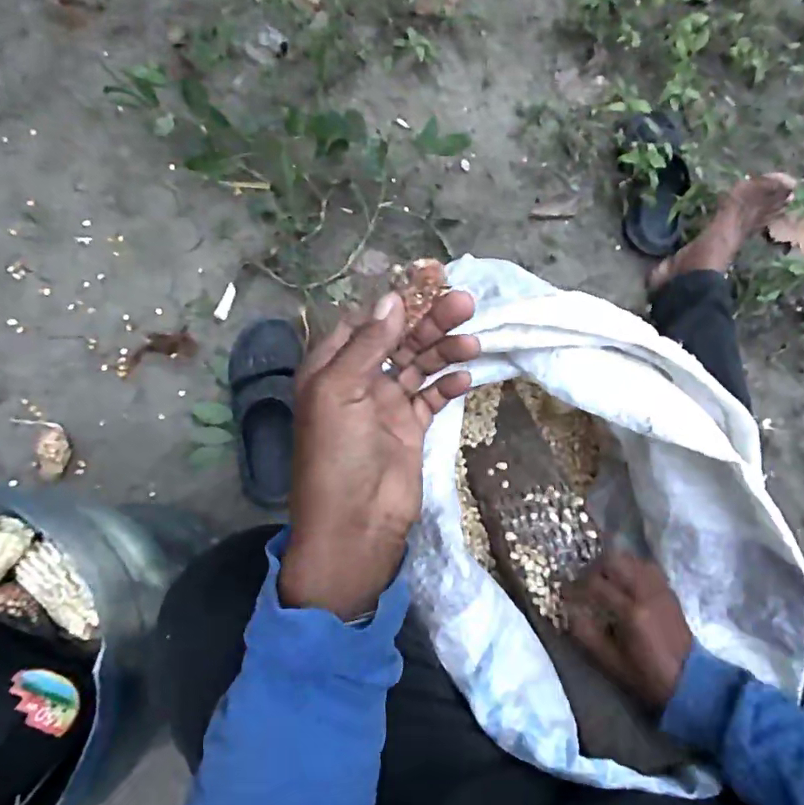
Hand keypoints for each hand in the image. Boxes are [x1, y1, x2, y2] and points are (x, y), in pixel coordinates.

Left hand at [278, 289, 479, 617]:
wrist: (355, 524)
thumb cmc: (337, 455)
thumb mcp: (339, 391)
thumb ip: (367, 345)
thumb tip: (392, 299)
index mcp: (330, 369)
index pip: (363, 322)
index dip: (394, 302)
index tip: (428, 281)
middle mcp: (358, 382)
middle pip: (397, 340)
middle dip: (428, 321)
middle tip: (465, 303)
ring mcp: (385, 406)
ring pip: (419, 365)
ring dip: (444, 350)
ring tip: (473, 339)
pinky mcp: (410, 429)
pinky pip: (431, 397)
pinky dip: (448, 384)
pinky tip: (465, 375)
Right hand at [565, 552, 694, 712]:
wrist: (689, 680)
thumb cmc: (646, 675)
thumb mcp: (609, 661)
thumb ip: (585, 633)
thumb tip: (569, 610)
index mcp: (631, 612)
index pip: (594, 585)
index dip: (574, 586)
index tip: (564, 593)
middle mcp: (646, 592)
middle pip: (613, 560)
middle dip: (592, 568)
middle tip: (583, 583)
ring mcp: (660, 588)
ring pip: (630, 558)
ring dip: (611, 565)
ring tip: (602, 581)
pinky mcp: (668, 590)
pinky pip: (645, 566)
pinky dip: (630, 567)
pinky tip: (623, 581)